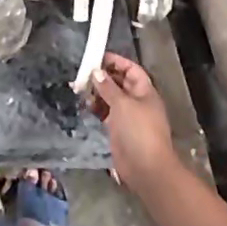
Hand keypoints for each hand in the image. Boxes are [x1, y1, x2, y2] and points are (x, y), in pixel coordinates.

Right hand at [90, 52, 179, 193]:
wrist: (146, 168)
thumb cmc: (139, 131)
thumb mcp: (123, 104)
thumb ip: (108, 87)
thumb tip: (96, 71)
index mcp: (144, 91)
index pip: (131, 70)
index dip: (117, 62)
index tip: (98, 57)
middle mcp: (136, 101)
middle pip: (119, 82)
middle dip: (103, 76)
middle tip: (83, 72)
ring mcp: (127, 116)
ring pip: (110, 97)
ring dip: (97, 91)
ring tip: (80, 87)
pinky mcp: (118, 129)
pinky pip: (105, 112)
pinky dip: (96, 106)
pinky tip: (84, 103)